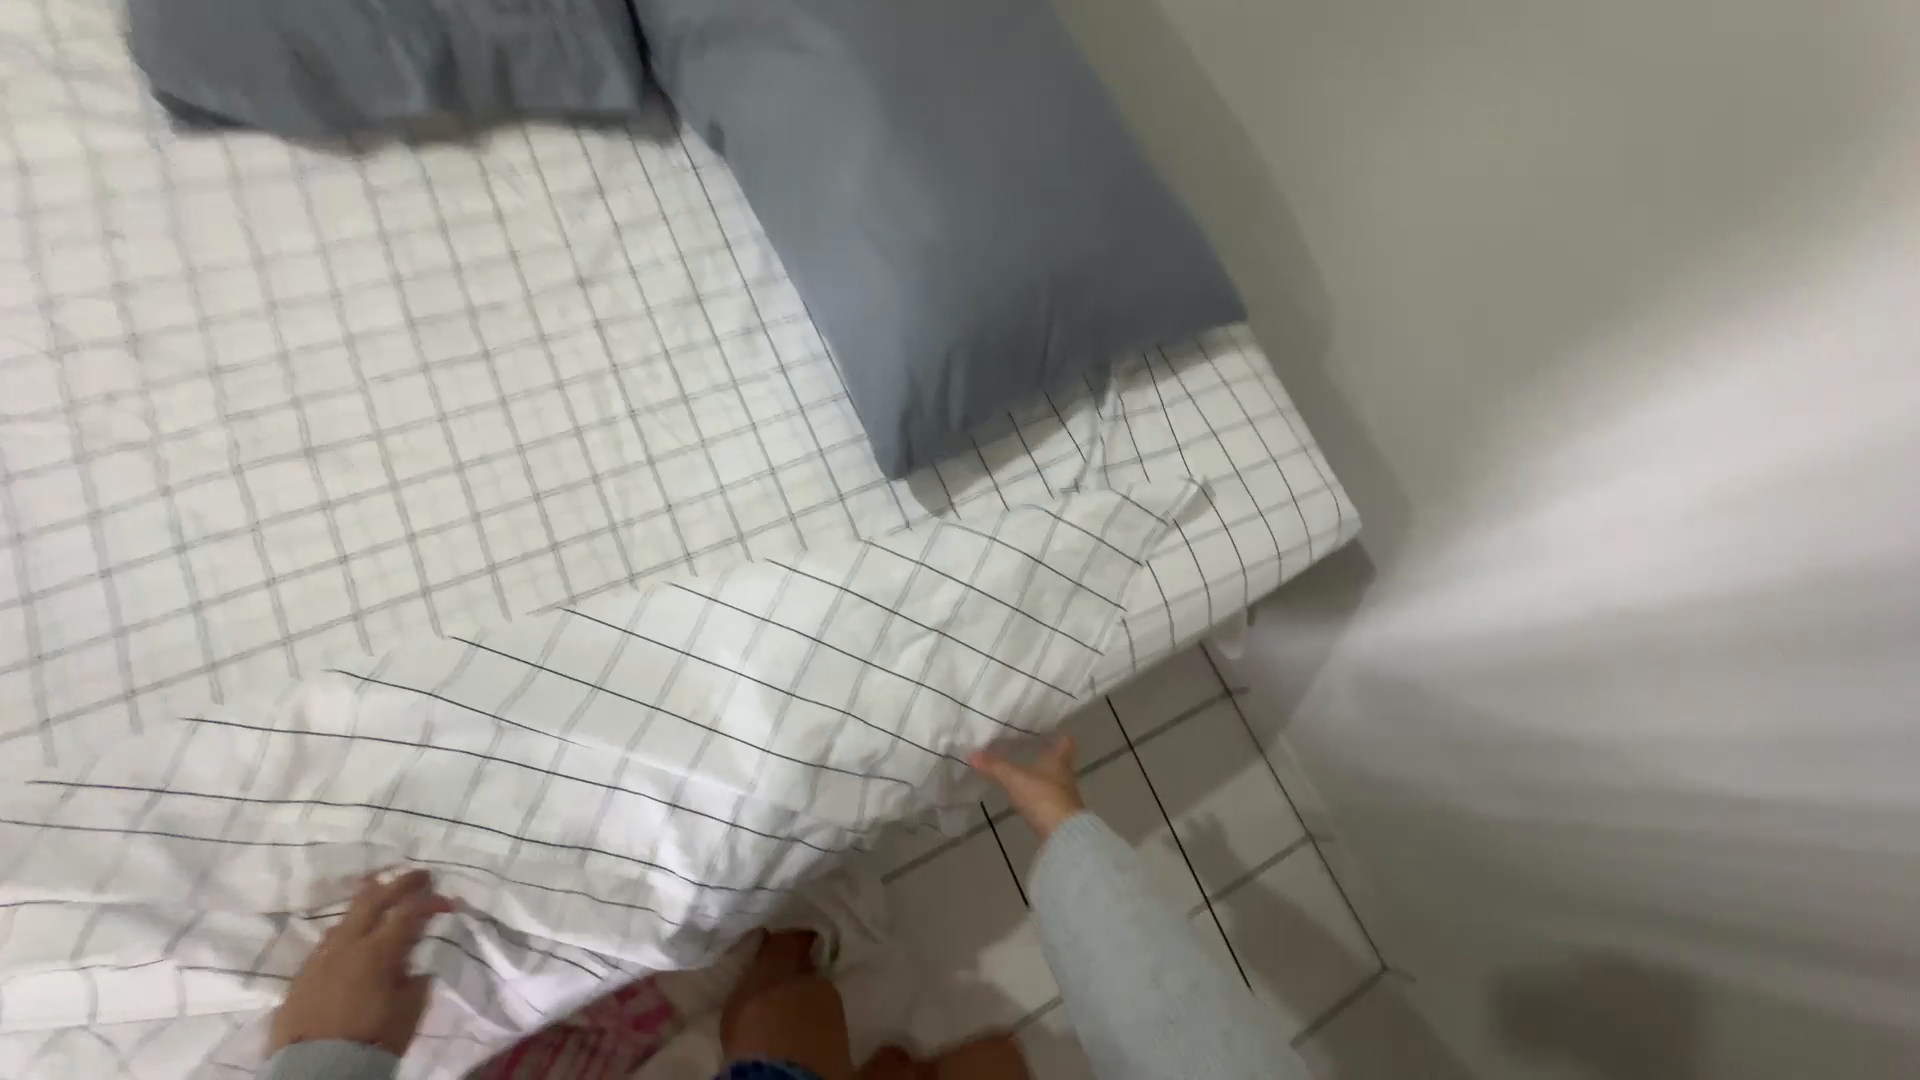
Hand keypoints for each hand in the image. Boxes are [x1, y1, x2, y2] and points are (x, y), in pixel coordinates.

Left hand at [268, 869, 453, 1057]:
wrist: (316, 1075)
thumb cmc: (373, 1038)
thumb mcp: (410, 1006)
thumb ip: (414, 975)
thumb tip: (412, 964)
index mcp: (378, 951)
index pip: (409, 911)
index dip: (432, 900)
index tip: (449, 903)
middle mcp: (346, 947)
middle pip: (372, 901)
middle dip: (399, 884)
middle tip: (419, 875)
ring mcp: (318, 962)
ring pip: (343, 920)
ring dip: (367, 906)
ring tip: (381, 901)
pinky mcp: (299, 980)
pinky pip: (325, 945)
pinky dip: (344, 934)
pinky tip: (350, 939)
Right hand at [970, 735, 1086, 840]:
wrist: (1063, 835)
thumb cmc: (1042, 797)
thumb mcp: (1014, 779)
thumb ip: (994, 766)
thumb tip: (971, 753)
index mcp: (1059, 761)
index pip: (1066, 742)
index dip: (1059, 736)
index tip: (1049, 731)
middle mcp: (1065, 776)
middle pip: (1059, 762)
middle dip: (1046, 757)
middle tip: (1029, 750)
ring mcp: (1064, 797)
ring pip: (1053, 781)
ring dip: (1040, 777)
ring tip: (1022, 773)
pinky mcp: (1060, 815)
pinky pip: (1048, 799)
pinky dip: (1038, 796)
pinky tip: (1026, 798)